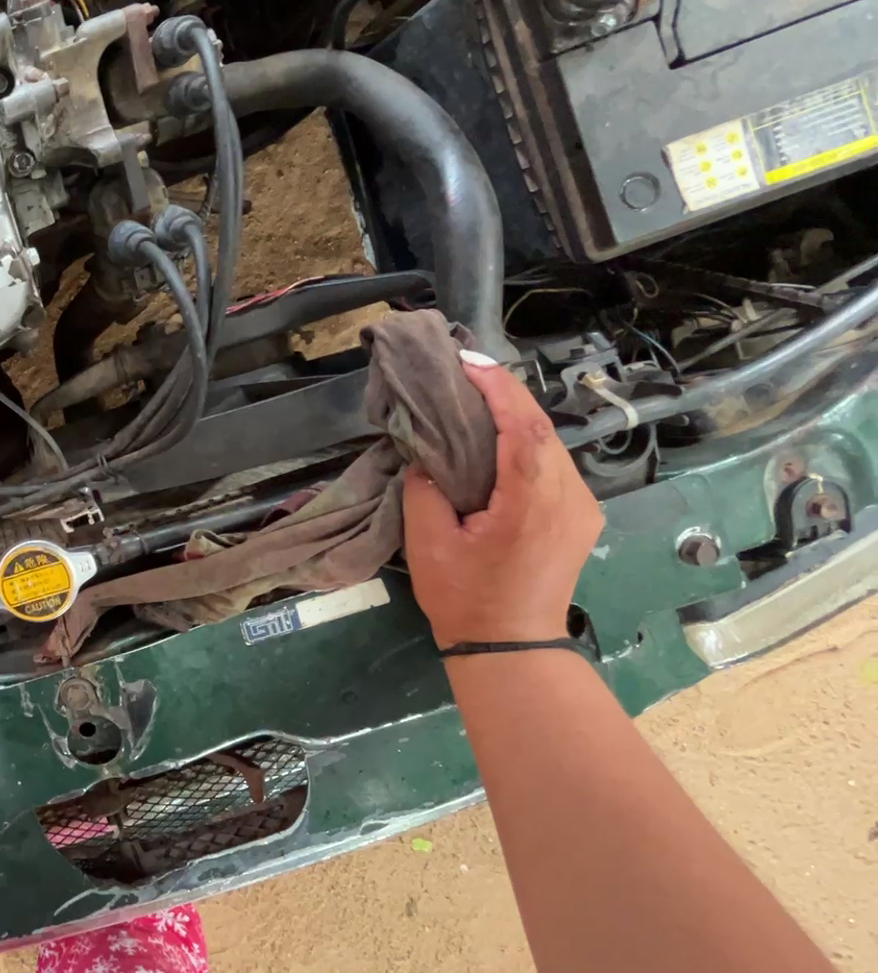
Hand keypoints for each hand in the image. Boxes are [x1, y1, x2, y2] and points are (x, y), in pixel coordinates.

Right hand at [403, 352, 603, 648]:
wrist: (510, 644)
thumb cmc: (463, 594)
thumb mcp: (429, 541)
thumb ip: (426, 489)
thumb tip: (426, 455)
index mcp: (531, 500)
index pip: (523, 427)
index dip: (497, 389)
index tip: (467, 362)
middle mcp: (568, 497)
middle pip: (543, 428)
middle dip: (507, 392)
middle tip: (467, 367)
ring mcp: (580, 507)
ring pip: (551, 444)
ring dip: (516, 414)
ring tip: (477, 393)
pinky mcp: (577, 516)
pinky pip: (552, 464)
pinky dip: (525, 439)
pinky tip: (499, 434)